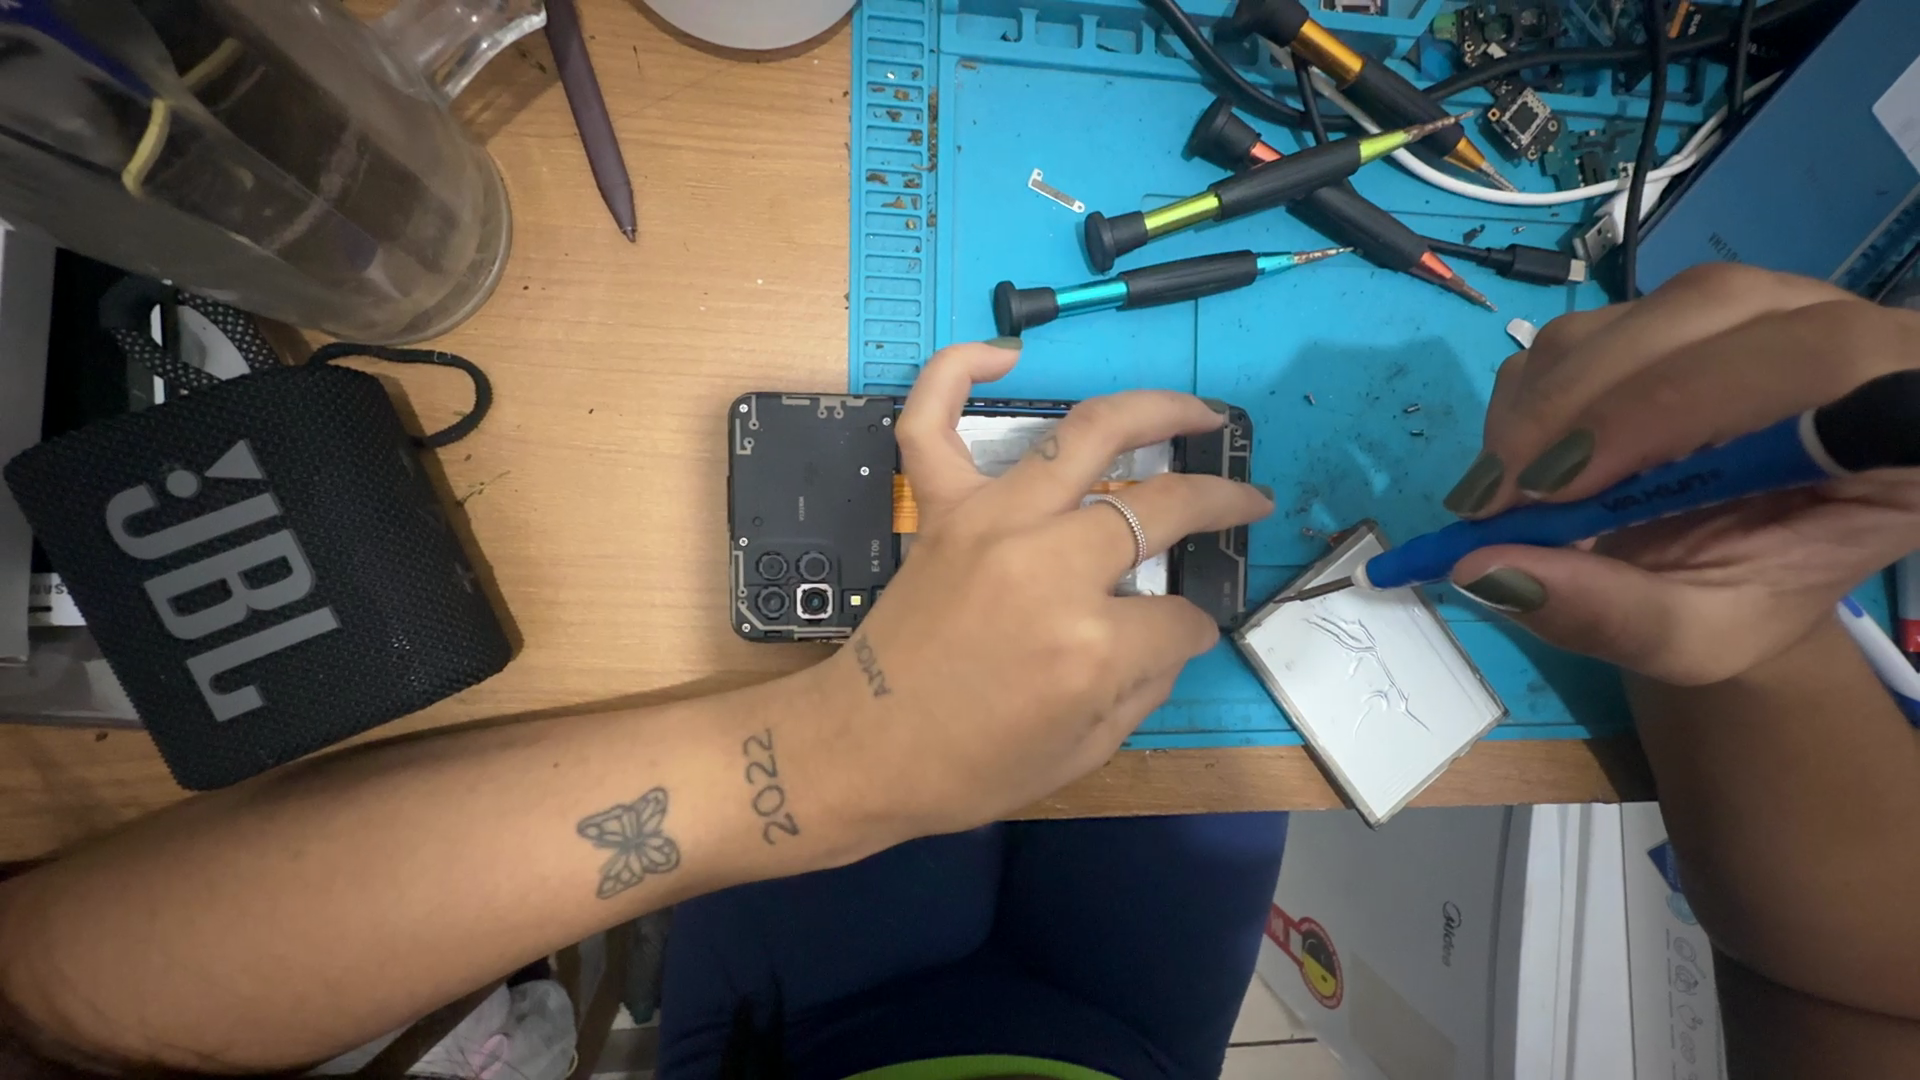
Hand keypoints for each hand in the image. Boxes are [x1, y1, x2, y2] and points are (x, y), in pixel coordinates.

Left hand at [799, 341, 1272, 838]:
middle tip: (1245, 496)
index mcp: (1095, 646)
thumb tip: (1174, 626)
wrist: (864, 749)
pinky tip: (1002, 352)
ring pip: (1085, 436)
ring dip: (1154, 410)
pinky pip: (932, 422)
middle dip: (1220, 501)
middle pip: (1159, 509)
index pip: (1180, 618)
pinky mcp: (939, 511)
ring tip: (1195, 410)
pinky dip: (956, 373)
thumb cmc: (971, 767)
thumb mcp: (1087, 750)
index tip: (1179, 634)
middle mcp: (1050, 567)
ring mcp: (989, 524)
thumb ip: (1148, 681)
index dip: (1191, 629)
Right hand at [1440, 264, 1919, 684]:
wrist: (1717, 564)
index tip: (1555, 494)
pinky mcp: (1651, 323)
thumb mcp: (1683, 638)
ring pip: (1619, 322)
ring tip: (1507, 492)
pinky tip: (1520, 463)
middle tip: (1499, 499)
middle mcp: (1839, 334)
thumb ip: (1602, 612)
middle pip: (1700, 313)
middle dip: (1575, 408)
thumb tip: (1478, 569)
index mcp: (1903, 416)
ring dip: (1535, 408)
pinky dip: (1519, 403)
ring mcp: (1739, 316)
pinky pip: (1566, 339)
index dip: (1669, 410)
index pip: (1818, 360)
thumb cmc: (1732, 600)